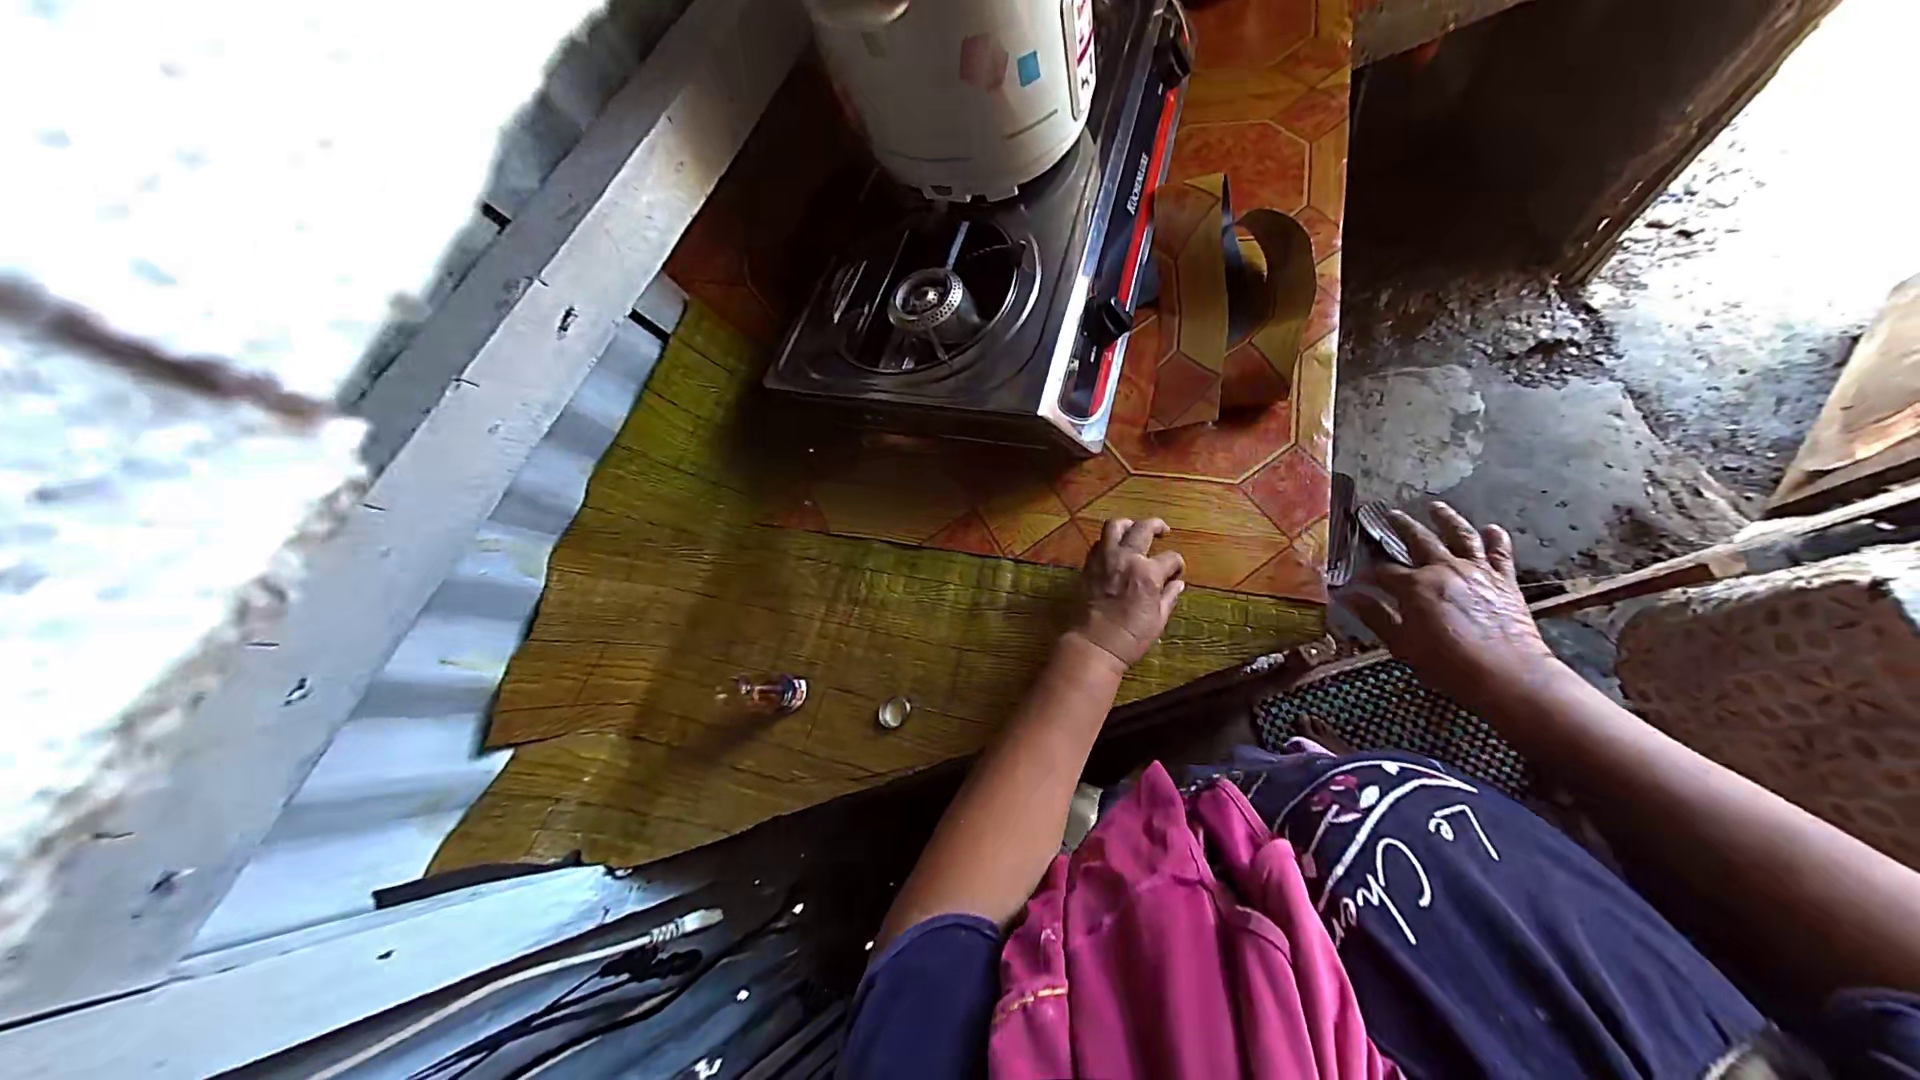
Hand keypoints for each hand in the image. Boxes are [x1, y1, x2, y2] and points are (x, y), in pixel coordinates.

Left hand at [1070, 517, 1185, 668]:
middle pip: (1143, 528)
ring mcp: (1105, 559)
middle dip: (1156, 525)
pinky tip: (1115, 549)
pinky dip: (1108, 542)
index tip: (1176, 573)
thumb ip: (1169, 596)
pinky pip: (1098, 543)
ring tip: (1134, 528)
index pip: (1171, 558)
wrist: (1094, 643)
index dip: (1177, 565)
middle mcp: (1126, 559)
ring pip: (1114, 526)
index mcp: (1148, 572)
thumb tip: (1177, 584)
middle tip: (1162, 530)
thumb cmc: (1130, 636)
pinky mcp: (1089, 565)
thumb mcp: (1158, 619)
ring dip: (1128, 524)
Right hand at [1342, 501, 1559, 710]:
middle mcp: (1444, 569)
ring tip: (1436, 507)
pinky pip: (1499, 554)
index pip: (1382, 571)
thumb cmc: (1446, 662)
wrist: (1506, 673)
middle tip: (1390, 513)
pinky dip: (1495, 539)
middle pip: (1418, 540)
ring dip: (1446, 520)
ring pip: (1460, 536)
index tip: (1357, 578)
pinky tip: (1492, 529)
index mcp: (1414, 585)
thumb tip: (1347, 597)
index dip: (1366, 573)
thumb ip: (1374, 615)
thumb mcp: (1400, 643)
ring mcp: (1476, 572)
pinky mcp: (1504, 581)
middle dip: (1401, 527)